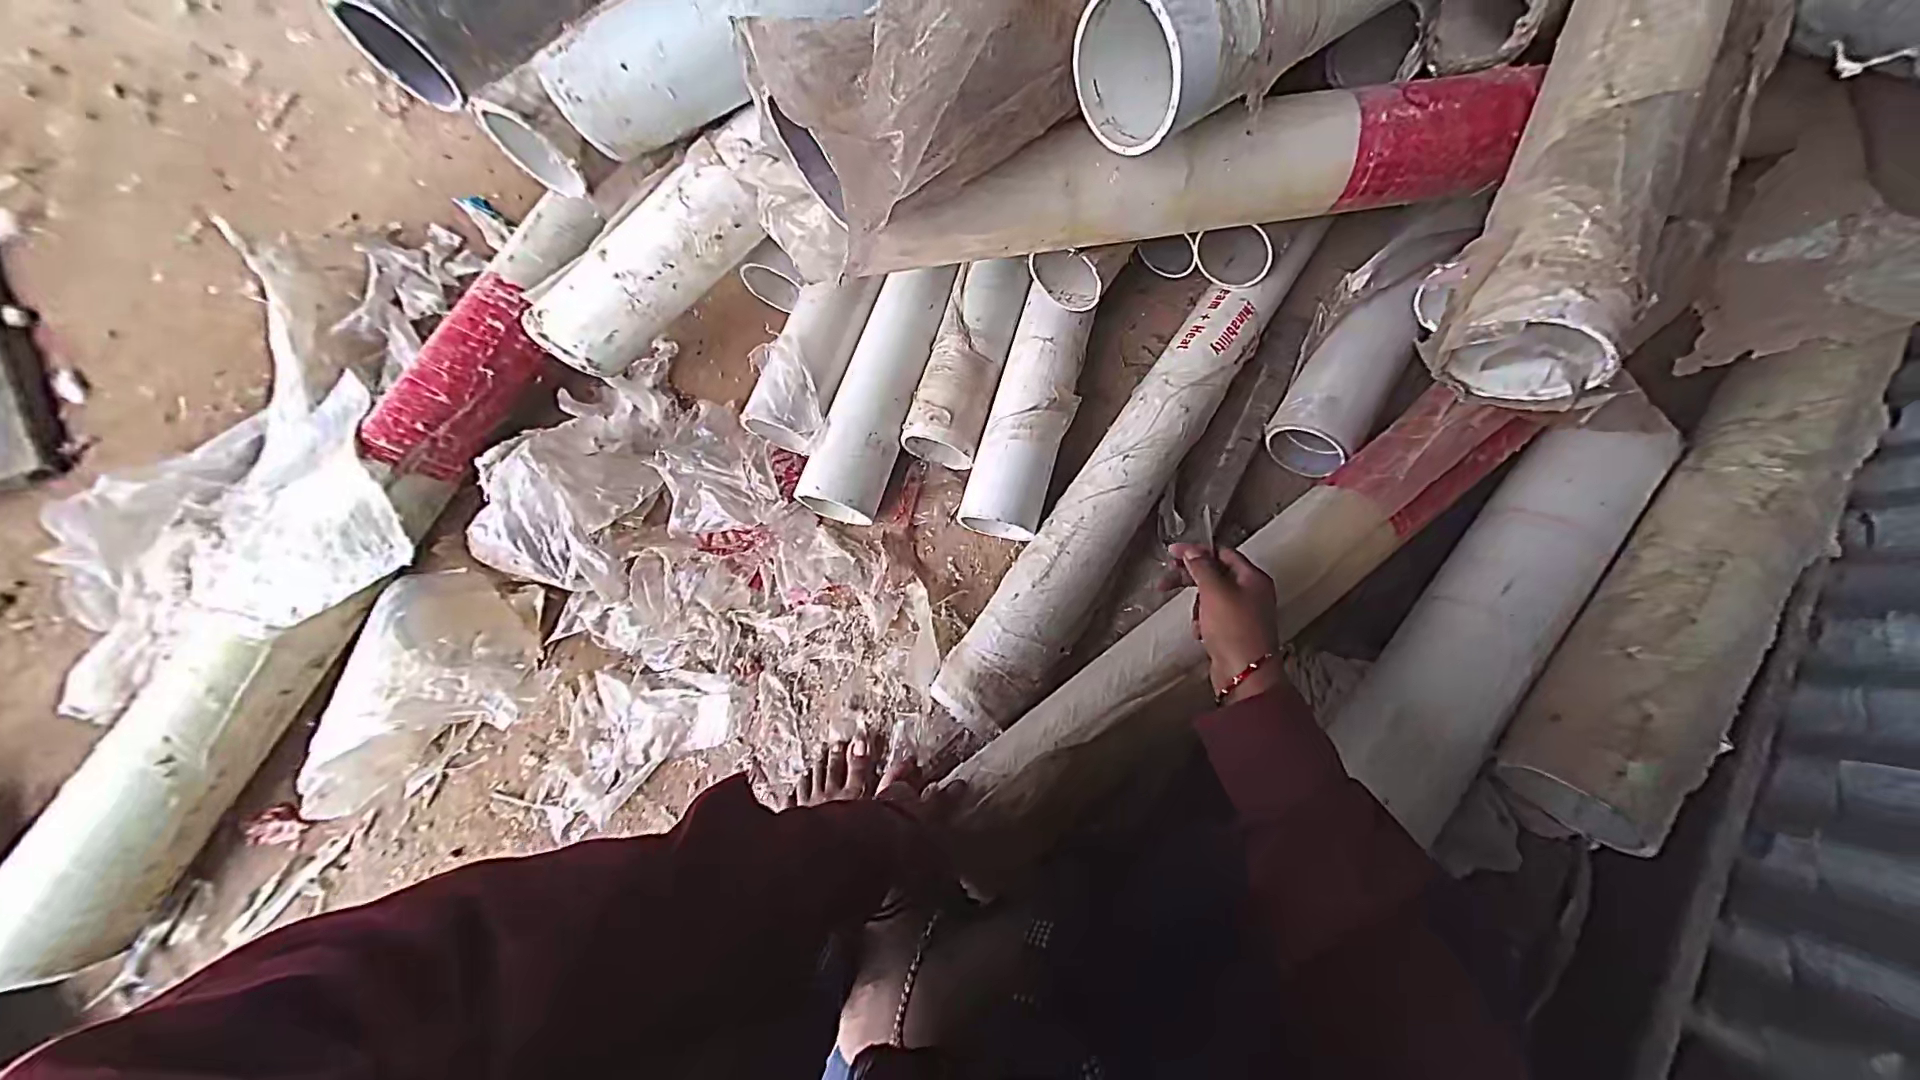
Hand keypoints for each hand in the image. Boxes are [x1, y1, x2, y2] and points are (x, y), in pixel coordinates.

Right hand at [1168, 543, 1283, 703]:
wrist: (1245, 674)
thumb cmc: (1234, 629)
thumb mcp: (1214, 591)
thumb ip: (1202, 567)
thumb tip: (1192, 551)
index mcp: (1252, 578)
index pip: (1222, 553)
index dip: (1197, 551)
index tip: (1173, 554)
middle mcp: (1251, 592)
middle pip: (1214, 574)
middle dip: (1190, 578)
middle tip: (1166, 580)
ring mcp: (1243, 612)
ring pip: (1210, 596)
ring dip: (1196, 604)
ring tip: (1195, 618)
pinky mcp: (1233, 630)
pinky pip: (1211, 616)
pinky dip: (1202, 621)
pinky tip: (1200, 632)